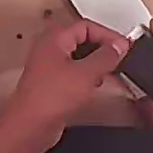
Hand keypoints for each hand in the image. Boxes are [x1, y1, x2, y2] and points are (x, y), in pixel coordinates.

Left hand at [0, 17, 130, 150]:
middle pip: (81, 38)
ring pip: (77, 56)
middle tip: (118, 55)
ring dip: (95, 61)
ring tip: (109, 70)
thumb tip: (118, 46)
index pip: (86, 26)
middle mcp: (48, 49)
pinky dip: (86, 75)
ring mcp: (48, 66)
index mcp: (54, 38)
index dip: (107, 34)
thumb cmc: (49, 98)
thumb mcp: (87, 73)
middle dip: (102, 47)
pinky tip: (94, 85)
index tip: (122, 46)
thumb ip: (106, 57)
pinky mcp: (50, 84)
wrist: (30, 126)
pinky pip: (73, 72)